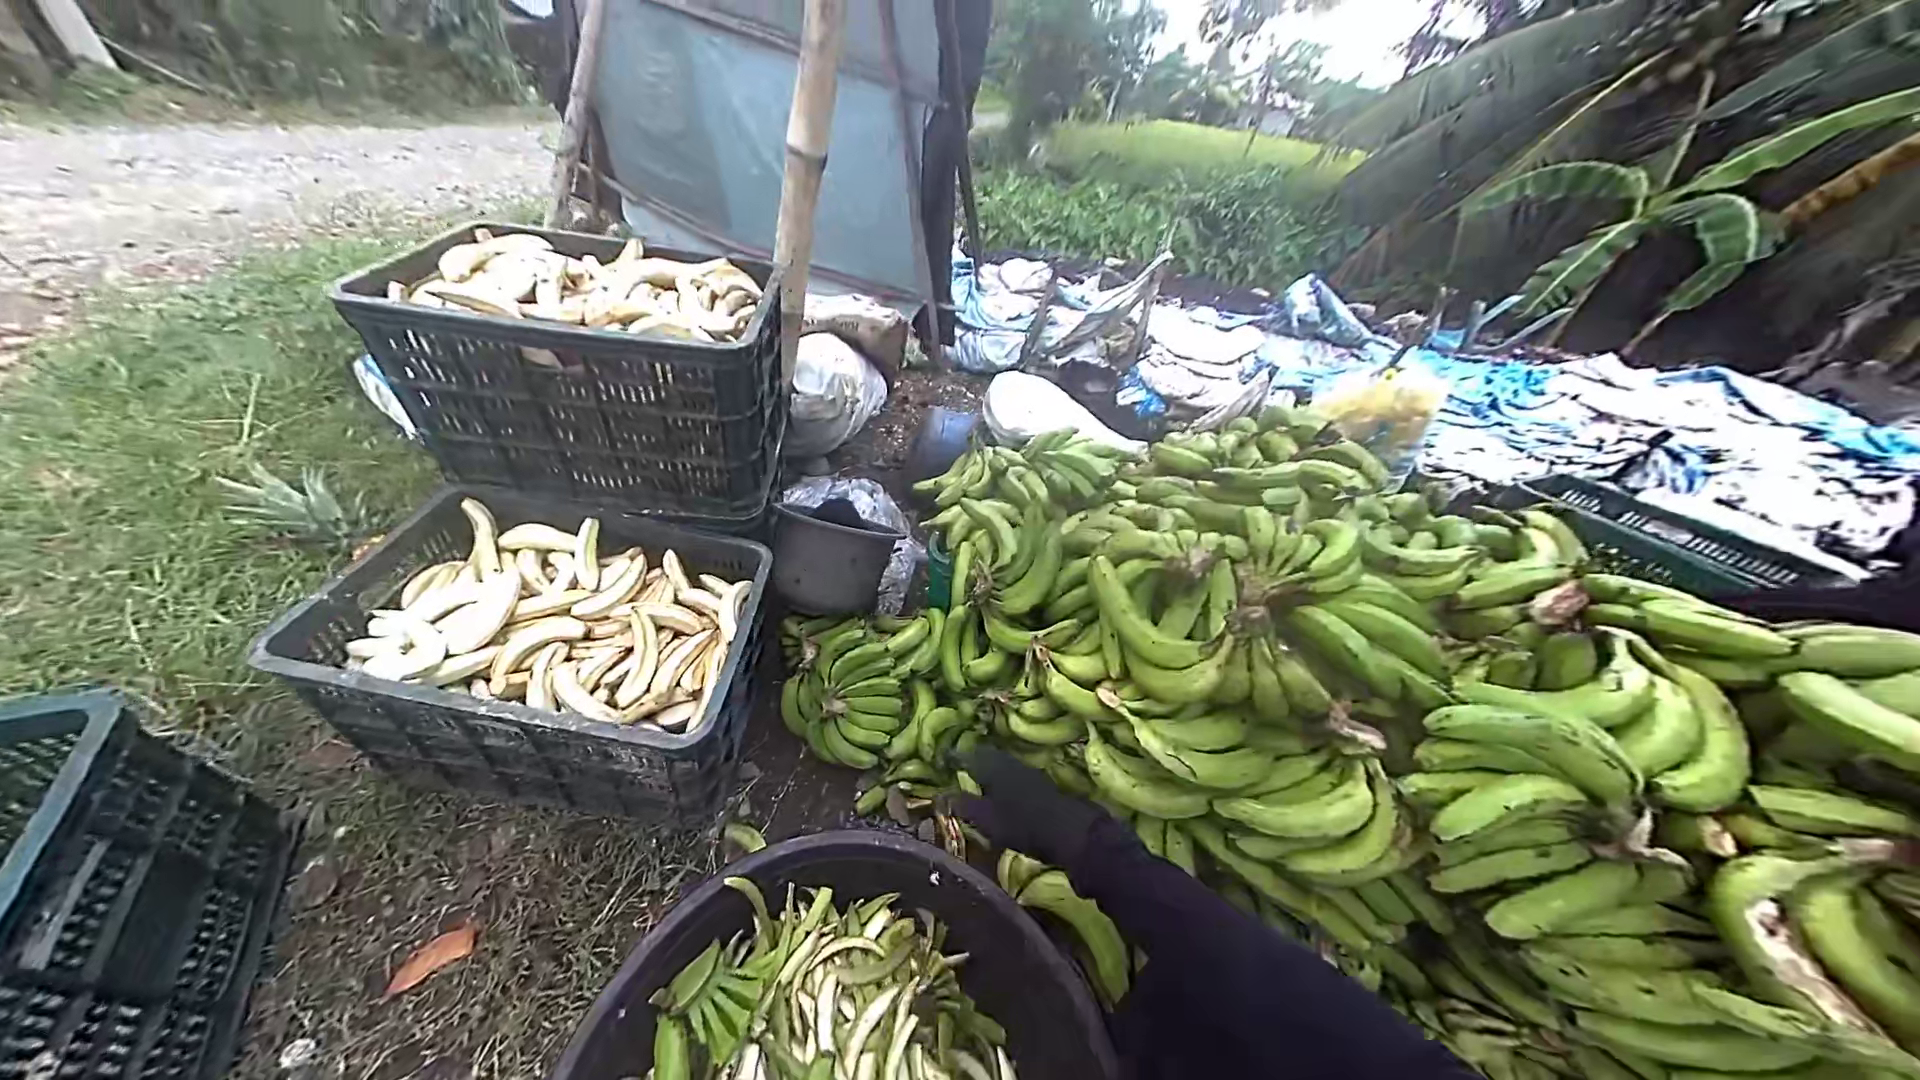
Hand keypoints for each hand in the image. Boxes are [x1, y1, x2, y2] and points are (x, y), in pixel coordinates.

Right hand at [953, 746, 1106, 867]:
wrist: (1069, 831)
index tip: (943, 760)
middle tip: (958, 767)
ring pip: (1000, 764)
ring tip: (976, 779)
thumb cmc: (1022, 824)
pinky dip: (1001, 779)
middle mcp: (1008, 762)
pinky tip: (1001, 791)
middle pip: (985, 756)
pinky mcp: (1039, 784)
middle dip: (972, 760)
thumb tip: (940, 796)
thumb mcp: (987, 819)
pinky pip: (1012, 774)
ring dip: (988, 769)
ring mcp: (1026, 772)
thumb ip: (964, 806)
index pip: (968, 756)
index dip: (955, 758)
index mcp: (992, 767)